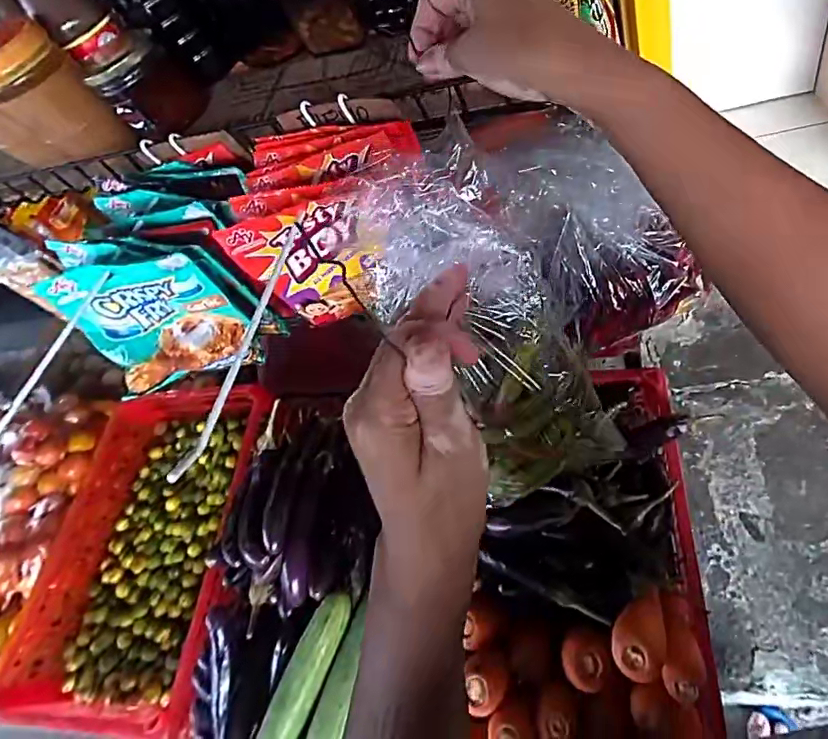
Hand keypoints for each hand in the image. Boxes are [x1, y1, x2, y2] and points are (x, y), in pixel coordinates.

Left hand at [343, 266, 486, 593]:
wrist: (426, 553)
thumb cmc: (448, 506)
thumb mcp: (453, 447)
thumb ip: (437, 391)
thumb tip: (428, 338)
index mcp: (377, 410)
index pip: (402, 341)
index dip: (432, 312)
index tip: (464, 286)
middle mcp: (363, 402)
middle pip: (397, 340)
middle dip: (430, 307)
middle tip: (463, 275)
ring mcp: (369, 409)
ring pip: (400, 350)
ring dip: (431, 321)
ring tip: (460, 291)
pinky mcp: (381, 415)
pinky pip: (403, 368)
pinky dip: (427, 345)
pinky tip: (448, 330)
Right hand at [408, 0, 626, 102]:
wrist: (578, 66)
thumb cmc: (518, 52)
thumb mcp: (469, 57)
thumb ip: (440, 57)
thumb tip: (425, 62)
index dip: (419, 27)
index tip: (420, 57)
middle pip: (453, 2)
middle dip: (438, 35)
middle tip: (433, 66)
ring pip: (476, 16)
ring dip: (460, 42)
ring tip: (454, 71)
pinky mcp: (535, 17)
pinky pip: (498, 25)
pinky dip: (484, 44)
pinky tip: (483, 67)